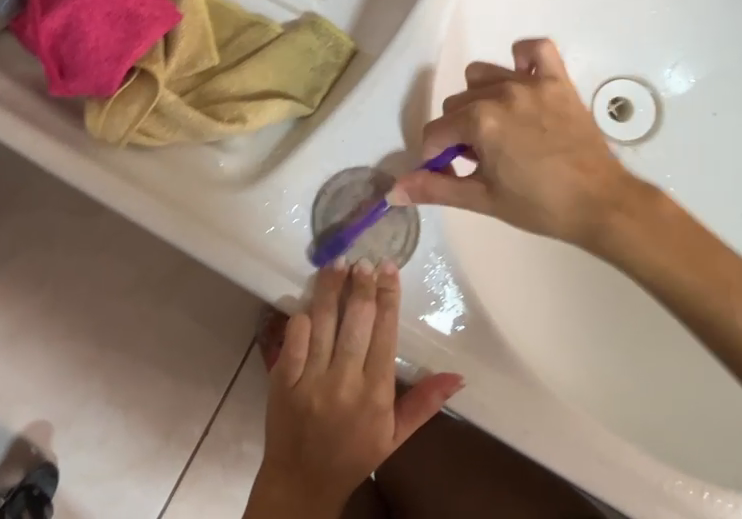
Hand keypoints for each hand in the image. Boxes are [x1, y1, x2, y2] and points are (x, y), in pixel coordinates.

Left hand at [245, 262, 463, 517]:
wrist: (303, 481)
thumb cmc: (354, 454)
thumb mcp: (395, 435)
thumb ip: (424, 403)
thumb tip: (458, 376)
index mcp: (376, 395)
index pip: (385, 334)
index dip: (388, 298)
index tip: (389, 269)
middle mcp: (345, 383)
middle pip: (356, 323)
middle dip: (361, 288)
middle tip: (364, 261)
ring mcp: (312, 380)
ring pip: (323, 323)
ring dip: (330, 290)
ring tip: (337, 264)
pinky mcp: (283, 380)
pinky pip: (294, 338)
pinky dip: (302, 316)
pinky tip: (309, 300)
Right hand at [393, 38, 646, 253]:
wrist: (602, 204)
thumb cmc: (541, 206)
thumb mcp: (484, 200)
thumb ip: (435, 189)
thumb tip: (394, 191)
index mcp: (479, 121)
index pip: (436, 131)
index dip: (436, 155)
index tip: (450, 172)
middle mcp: (501, 93)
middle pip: (457, 104)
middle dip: (459, 131)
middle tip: (480, 160)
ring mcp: (531, 83)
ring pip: (483, 75)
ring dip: (480, 98)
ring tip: (497, 127)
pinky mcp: (558, 81)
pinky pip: (534, 50)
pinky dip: (522, 59)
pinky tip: (521, 81)